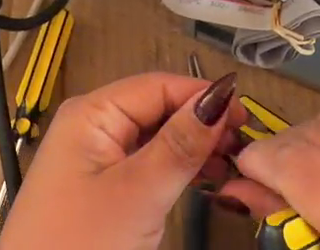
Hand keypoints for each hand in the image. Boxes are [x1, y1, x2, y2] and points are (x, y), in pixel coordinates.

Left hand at [0, 72, 246, 249]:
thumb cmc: (75, 247)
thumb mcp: (137, 194)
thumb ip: (179, 145)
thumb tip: (218, 98)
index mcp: (92, 113)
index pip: (160, 85)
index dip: (203, 97)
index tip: (244, 117)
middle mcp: (92, 125)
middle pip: (159, 107)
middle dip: (201, 123)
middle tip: (242, 146)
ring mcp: (97, 157)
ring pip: (157, 136)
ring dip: (193, 146)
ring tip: (228, 164)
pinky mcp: (102, 186)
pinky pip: (148, 162)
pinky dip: (177, 167)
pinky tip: (201, 179)